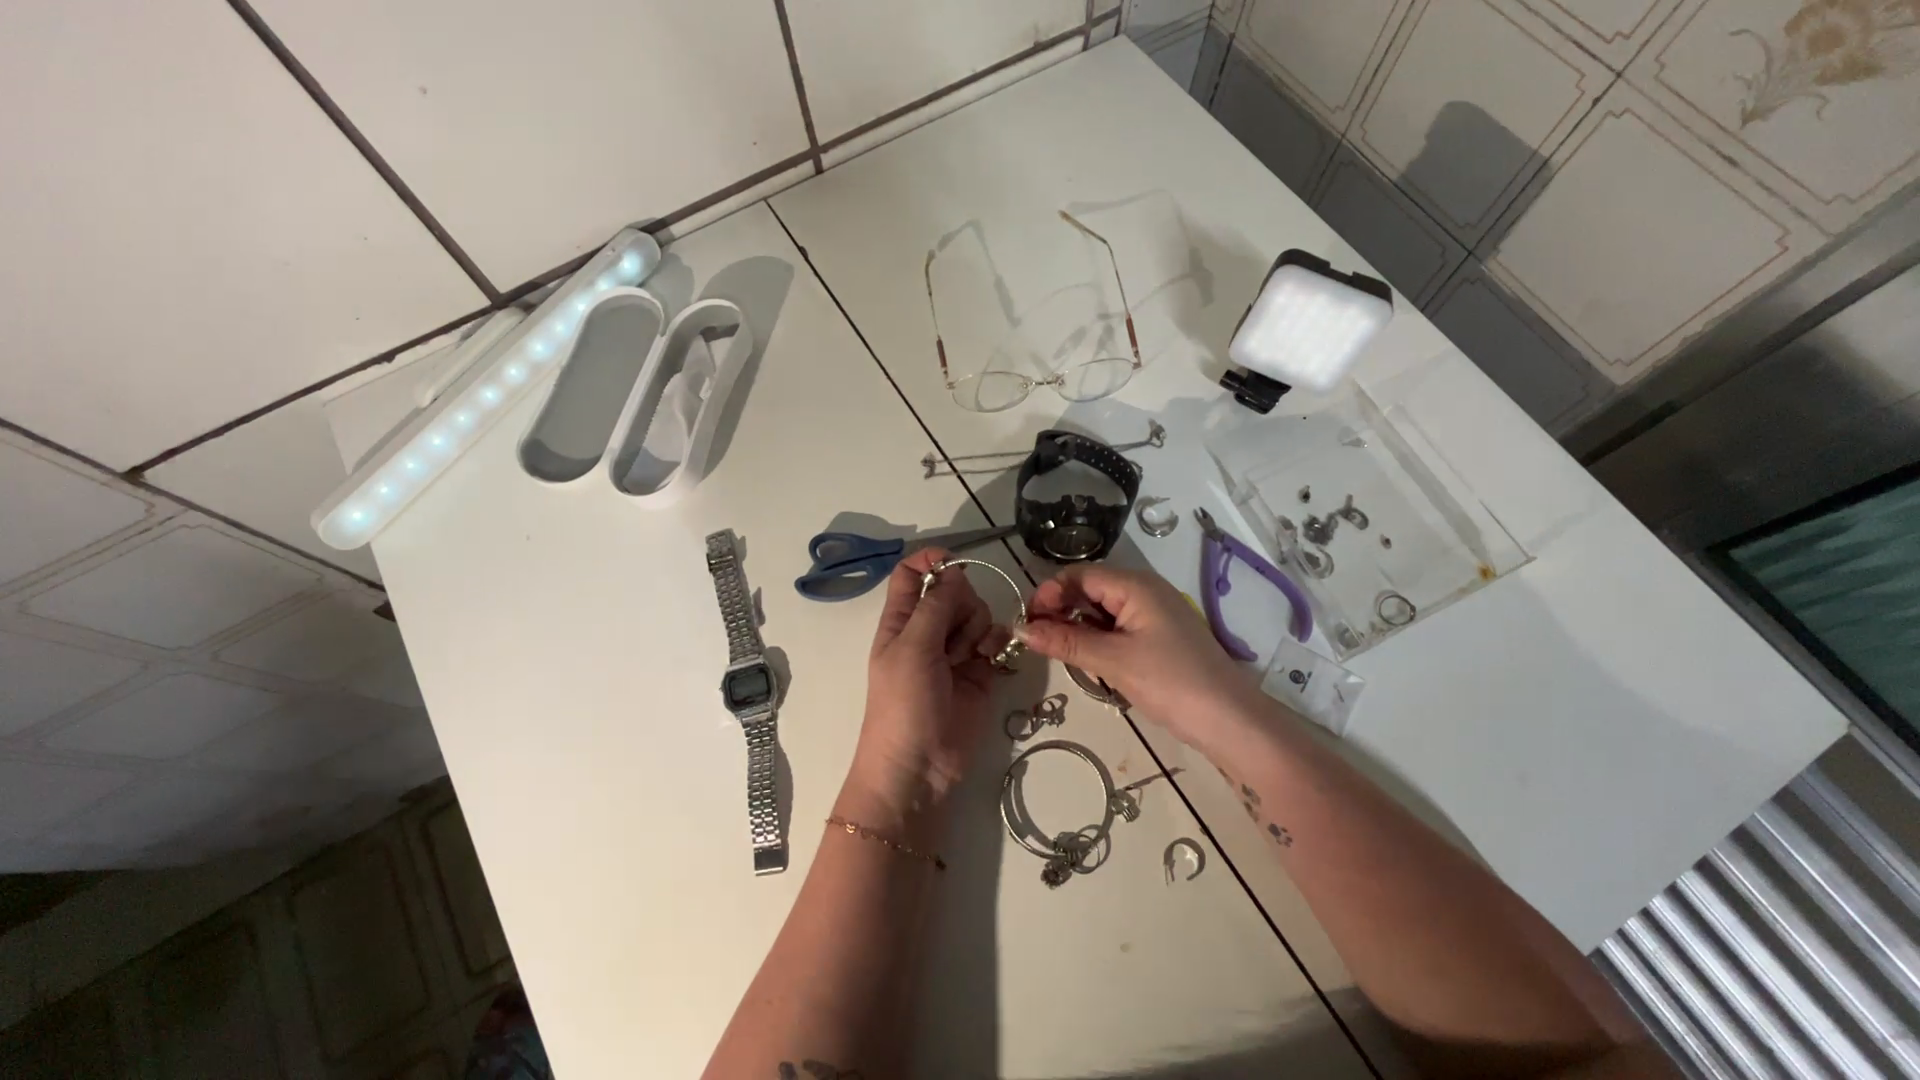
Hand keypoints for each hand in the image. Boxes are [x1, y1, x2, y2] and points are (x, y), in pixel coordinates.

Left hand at [847, 549, 997, 821]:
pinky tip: (992, 658)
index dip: (931, 561)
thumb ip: (934, 605)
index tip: (954, 564)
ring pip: (978, 614)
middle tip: (953, 634)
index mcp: (900, 621)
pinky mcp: (980, 673)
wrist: (919, 768)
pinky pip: (995, 641)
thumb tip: (952, 571)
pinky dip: (997, 643)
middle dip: (962, 602)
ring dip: (978, 627)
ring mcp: (955, 652)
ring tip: (966, 657)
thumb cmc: (903, 705)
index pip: (912, 574)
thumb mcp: (912, 648)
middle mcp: (927, 631)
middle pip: (953, 591)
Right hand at [1020, 564, 1264, 753]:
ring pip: (1103, 610)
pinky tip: (1088, 661)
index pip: (1079, 575)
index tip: (1028, 623)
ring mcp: (1154, 614)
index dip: (1049, 593)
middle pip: (1090, 588)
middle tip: (1038, 641)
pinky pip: (1118, 627)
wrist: (1229, 719)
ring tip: (1059, 653)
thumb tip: (1021, 629)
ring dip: (1077, 626)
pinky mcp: (1159, 637)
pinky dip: (1097, 639)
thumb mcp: (1113, 661)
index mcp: (1135, 586)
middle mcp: (1145, 591)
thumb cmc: (1171, 682)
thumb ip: (1066, 642)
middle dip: (1061, 609)